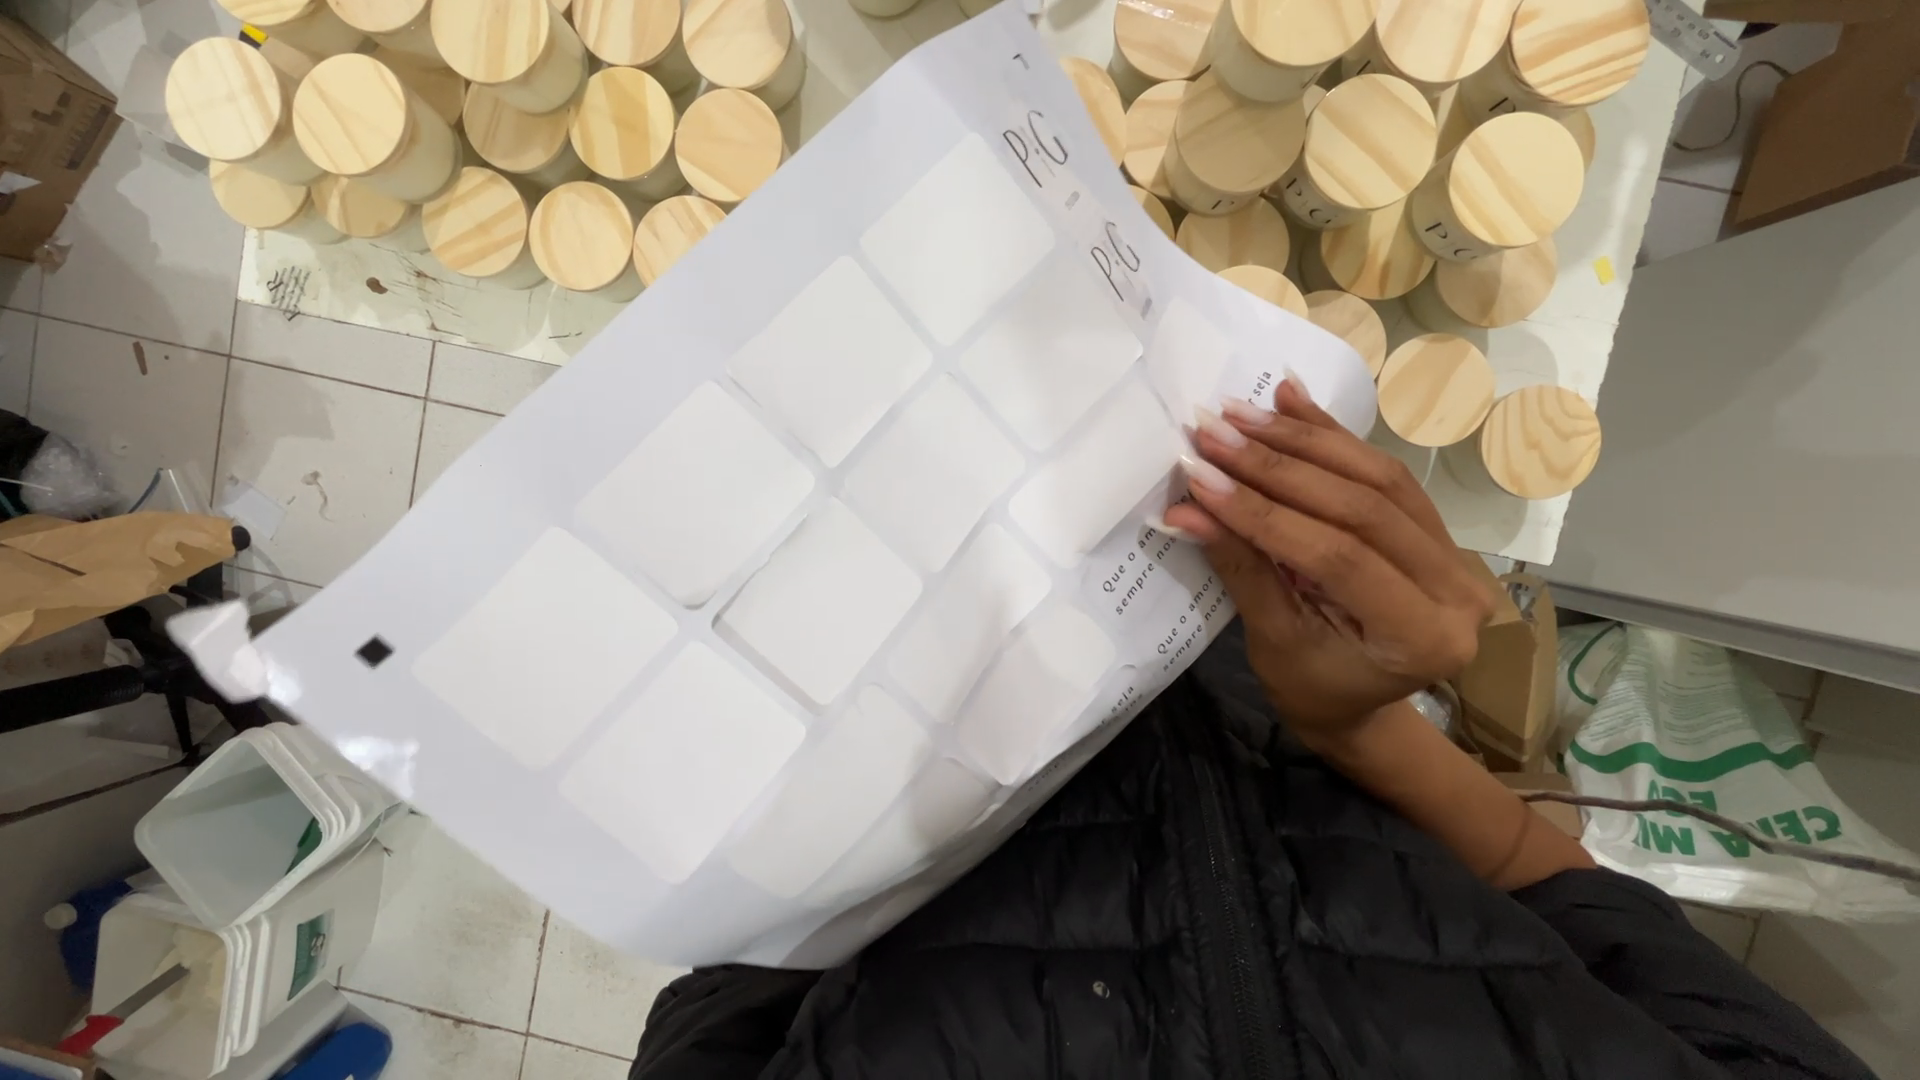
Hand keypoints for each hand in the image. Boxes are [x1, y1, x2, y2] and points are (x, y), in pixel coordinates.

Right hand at [1162, 379, 1496, 738]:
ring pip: (1375, 475)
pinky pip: (1381, 472)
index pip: (1337, 554)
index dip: (1264, 512)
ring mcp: (1453, 552)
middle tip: (1212, 433)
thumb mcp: (1273, 638)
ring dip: (1300, 438)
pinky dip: (1331, 435)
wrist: (1359, 704)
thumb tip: (1187, 509)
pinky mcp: (1434, 528)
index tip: (1200, 476)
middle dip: (1276, 465)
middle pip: (1362, 504)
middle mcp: (1456, 587)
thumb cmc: (1313, 688)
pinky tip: (1290, 398)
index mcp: (1422, 636)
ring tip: (1238, 413)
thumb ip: (1240, 566)